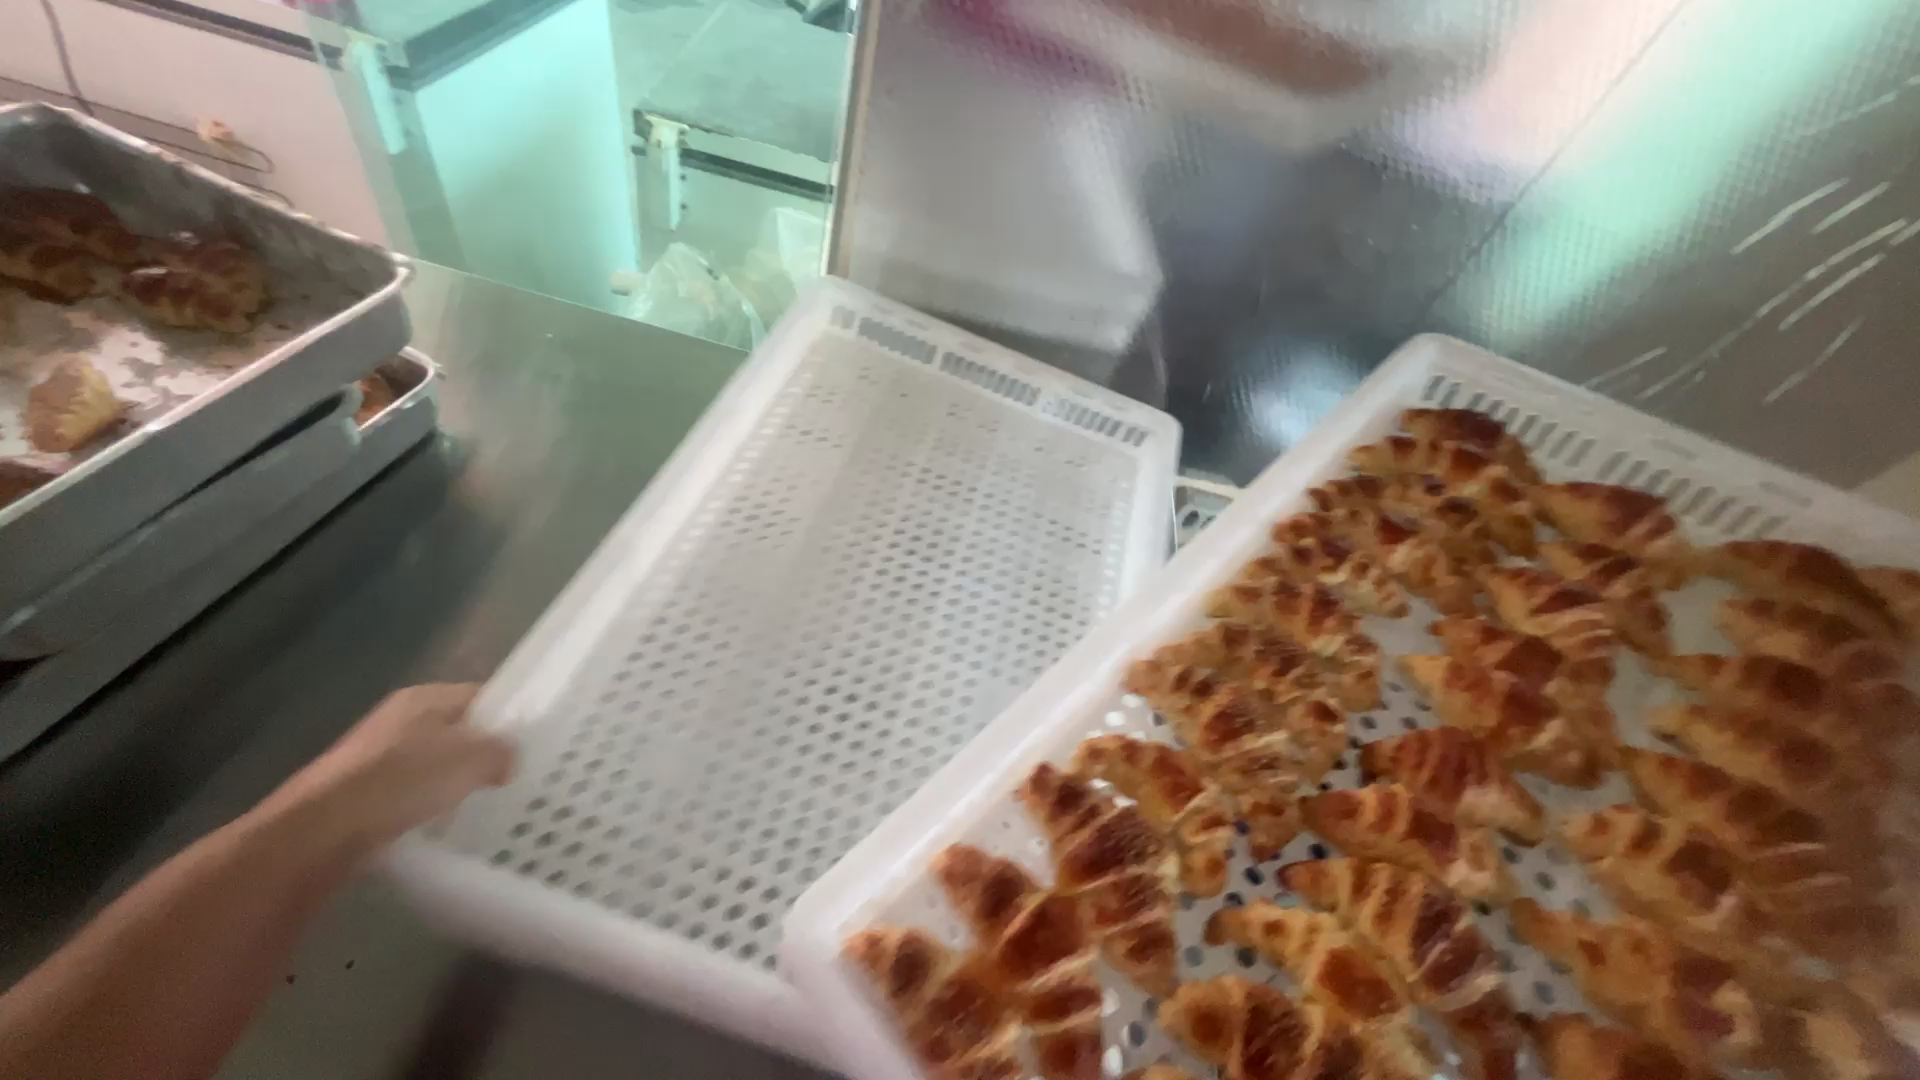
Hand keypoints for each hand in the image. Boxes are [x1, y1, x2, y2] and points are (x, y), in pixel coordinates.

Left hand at [264, 683, 516, 858]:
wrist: (318, 831)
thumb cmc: (403, 780)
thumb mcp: (473, 759)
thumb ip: (503, 751)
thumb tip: (507, 761)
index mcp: (426, 696)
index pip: (483, 696)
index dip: (510, 717)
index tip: (533, 744)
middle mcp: (399, 717)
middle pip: (458, 730)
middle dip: (483, 752)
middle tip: (513, 776)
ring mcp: (375, 754)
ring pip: (433, 763)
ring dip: (454, 781)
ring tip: (482, 803)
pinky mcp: (360, 790)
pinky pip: (409, 791)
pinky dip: (426, 804)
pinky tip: (440, 822)